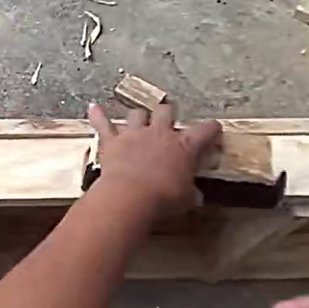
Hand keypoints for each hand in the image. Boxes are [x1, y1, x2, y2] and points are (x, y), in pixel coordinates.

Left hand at [87, 103, 220, 217]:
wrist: (130, 197)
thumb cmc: (164, 199)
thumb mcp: (186, 200)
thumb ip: (191, 193)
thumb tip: (196, 197)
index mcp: (184, 146)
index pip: (204, 131)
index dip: (211, 129)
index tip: (214, 128)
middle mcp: (161, 133)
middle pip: (166, 111)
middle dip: (168, 113)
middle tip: (169, 117)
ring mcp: (135, 134)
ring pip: (138, 113)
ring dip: (139, 115)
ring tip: (139, 118)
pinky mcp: (112, 142)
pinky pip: (103, 124)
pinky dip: (98, 116)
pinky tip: (94, 107)